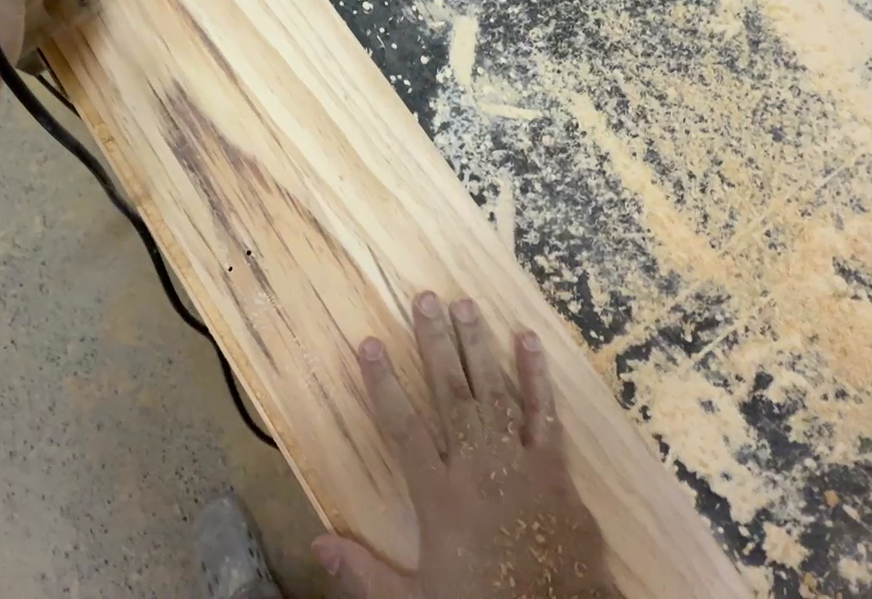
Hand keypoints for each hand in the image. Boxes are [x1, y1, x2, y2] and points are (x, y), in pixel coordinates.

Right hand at [312, 292, 612, 598]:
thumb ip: (365, 572)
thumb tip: (316, 541)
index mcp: (441, 496)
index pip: (403, 427)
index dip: (383, 384)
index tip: (369, 342)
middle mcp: (478, 467)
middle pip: (451, 394)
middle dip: (435, 344)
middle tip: (425, 299)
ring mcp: (520, 463)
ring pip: (494, 392)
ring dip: (478, 346)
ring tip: (465, 304)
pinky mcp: (556, 469)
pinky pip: (545, 414)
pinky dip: (536, 376)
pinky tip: (528, 340)